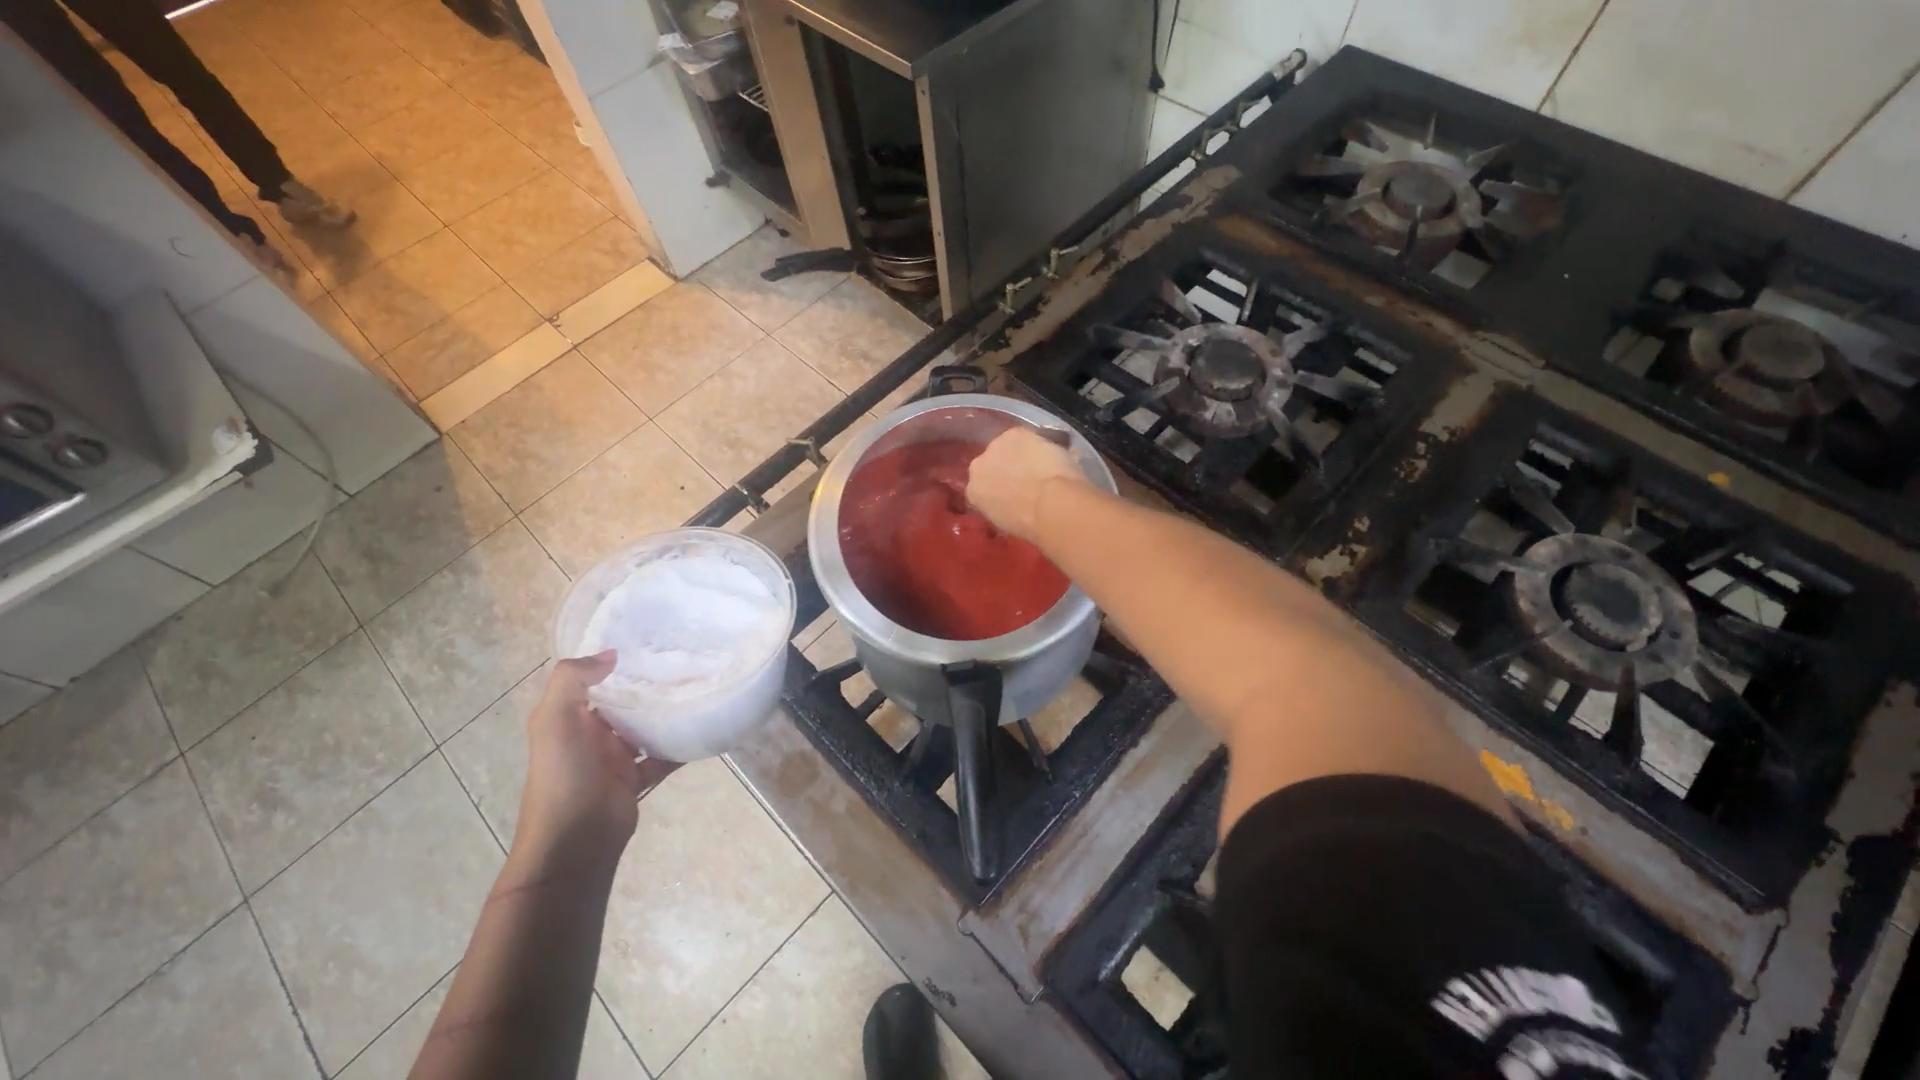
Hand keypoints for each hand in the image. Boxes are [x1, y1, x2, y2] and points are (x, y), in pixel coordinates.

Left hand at [514, 651, 678, 858]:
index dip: (614, 663)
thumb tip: (612, 654)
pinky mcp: (635, 780)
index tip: (648, 640)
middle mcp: (590, 735)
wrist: (574, 841)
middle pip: (623, 703)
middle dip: (646, 685)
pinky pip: (662, 757)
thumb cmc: (562, 776)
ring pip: (644, 728)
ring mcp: (614, 759)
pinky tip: (702, 728)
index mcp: (567, 718)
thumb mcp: (554, 720)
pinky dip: (680, 746)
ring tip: (698, 688)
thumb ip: (573, 679)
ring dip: (666, 714)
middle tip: (683, 660)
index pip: (592, 682)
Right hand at [966, 426, 1088, 541]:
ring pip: (1008, 447)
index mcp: (973, 492)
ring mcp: (995, 447)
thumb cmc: (1030, 524)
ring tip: (1042, 463)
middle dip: (1006, 467)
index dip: (1000, 487)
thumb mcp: (1007, 521)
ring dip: (1021, 453)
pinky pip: (1025, 436)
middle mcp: (977, 467)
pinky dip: (1037, 442)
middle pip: (991, 462)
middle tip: (1028, 477)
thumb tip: (1015, 501)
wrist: (1050, 505)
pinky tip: (1052, 452)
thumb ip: (1002, 506)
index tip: (1015, 492)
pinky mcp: (1014, 433)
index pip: (982, 486)